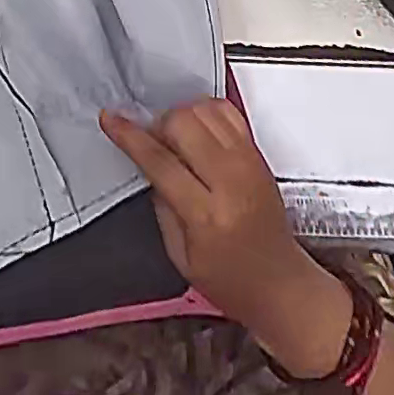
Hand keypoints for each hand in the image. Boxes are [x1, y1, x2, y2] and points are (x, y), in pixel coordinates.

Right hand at [101, 100, 352, 378]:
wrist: (282, 284)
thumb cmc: (231, 279)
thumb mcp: (181, 256)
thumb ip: (160, 204)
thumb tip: (145, 159)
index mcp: (206, 215)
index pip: (160, 160)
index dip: (129, 135)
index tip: (111, 119)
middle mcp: (231, 181)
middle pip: (182, 123)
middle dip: (158, 126)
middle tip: (154, 144)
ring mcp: (248, 163)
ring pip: (203, 110)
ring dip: (181, 117)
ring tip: (176, 140)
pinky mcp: (258, 154)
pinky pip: (227, 111)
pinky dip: (206, 111)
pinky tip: (198, 130)